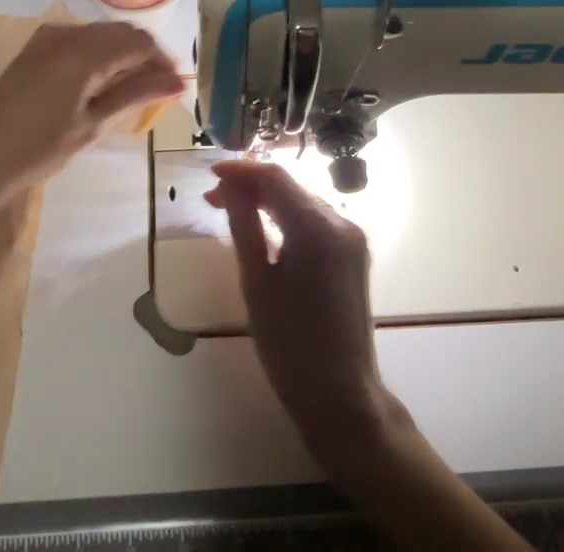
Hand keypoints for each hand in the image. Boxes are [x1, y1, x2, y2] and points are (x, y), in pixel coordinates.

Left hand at [0, 22, 180, 235]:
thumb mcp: (92, 124)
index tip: (176, 88)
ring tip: (131, 93)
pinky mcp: (32, 51)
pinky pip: (77, 43)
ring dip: (120, 57)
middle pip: (119, 32)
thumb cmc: (38, 148)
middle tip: (158, 92)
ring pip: (98, 36)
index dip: (162, 61)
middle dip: (144, 57)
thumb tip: (177, 81)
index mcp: (84, 51)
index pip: (139, 41)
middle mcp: (65, 34)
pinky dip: (97, 59)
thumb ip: (135, 95)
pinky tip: (100, 88)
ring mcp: (45, 39)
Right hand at [206, 161, 389, 442]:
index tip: (209, 174)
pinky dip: (289, 217)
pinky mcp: (354, 255)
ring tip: (232, 211)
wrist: (340, 394)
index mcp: (317, 227)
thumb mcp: (256, 281)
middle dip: (253, 185)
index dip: (241, 170)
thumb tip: (228, 185)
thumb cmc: (289, 343)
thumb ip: (243, 225)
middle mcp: (342, 223)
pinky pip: (317, 222)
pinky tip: (265, 229)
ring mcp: (353, 239)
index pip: (275, 177)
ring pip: (305, 202)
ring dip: (270, 200)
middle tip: (213, 199)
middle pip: (292, 186)